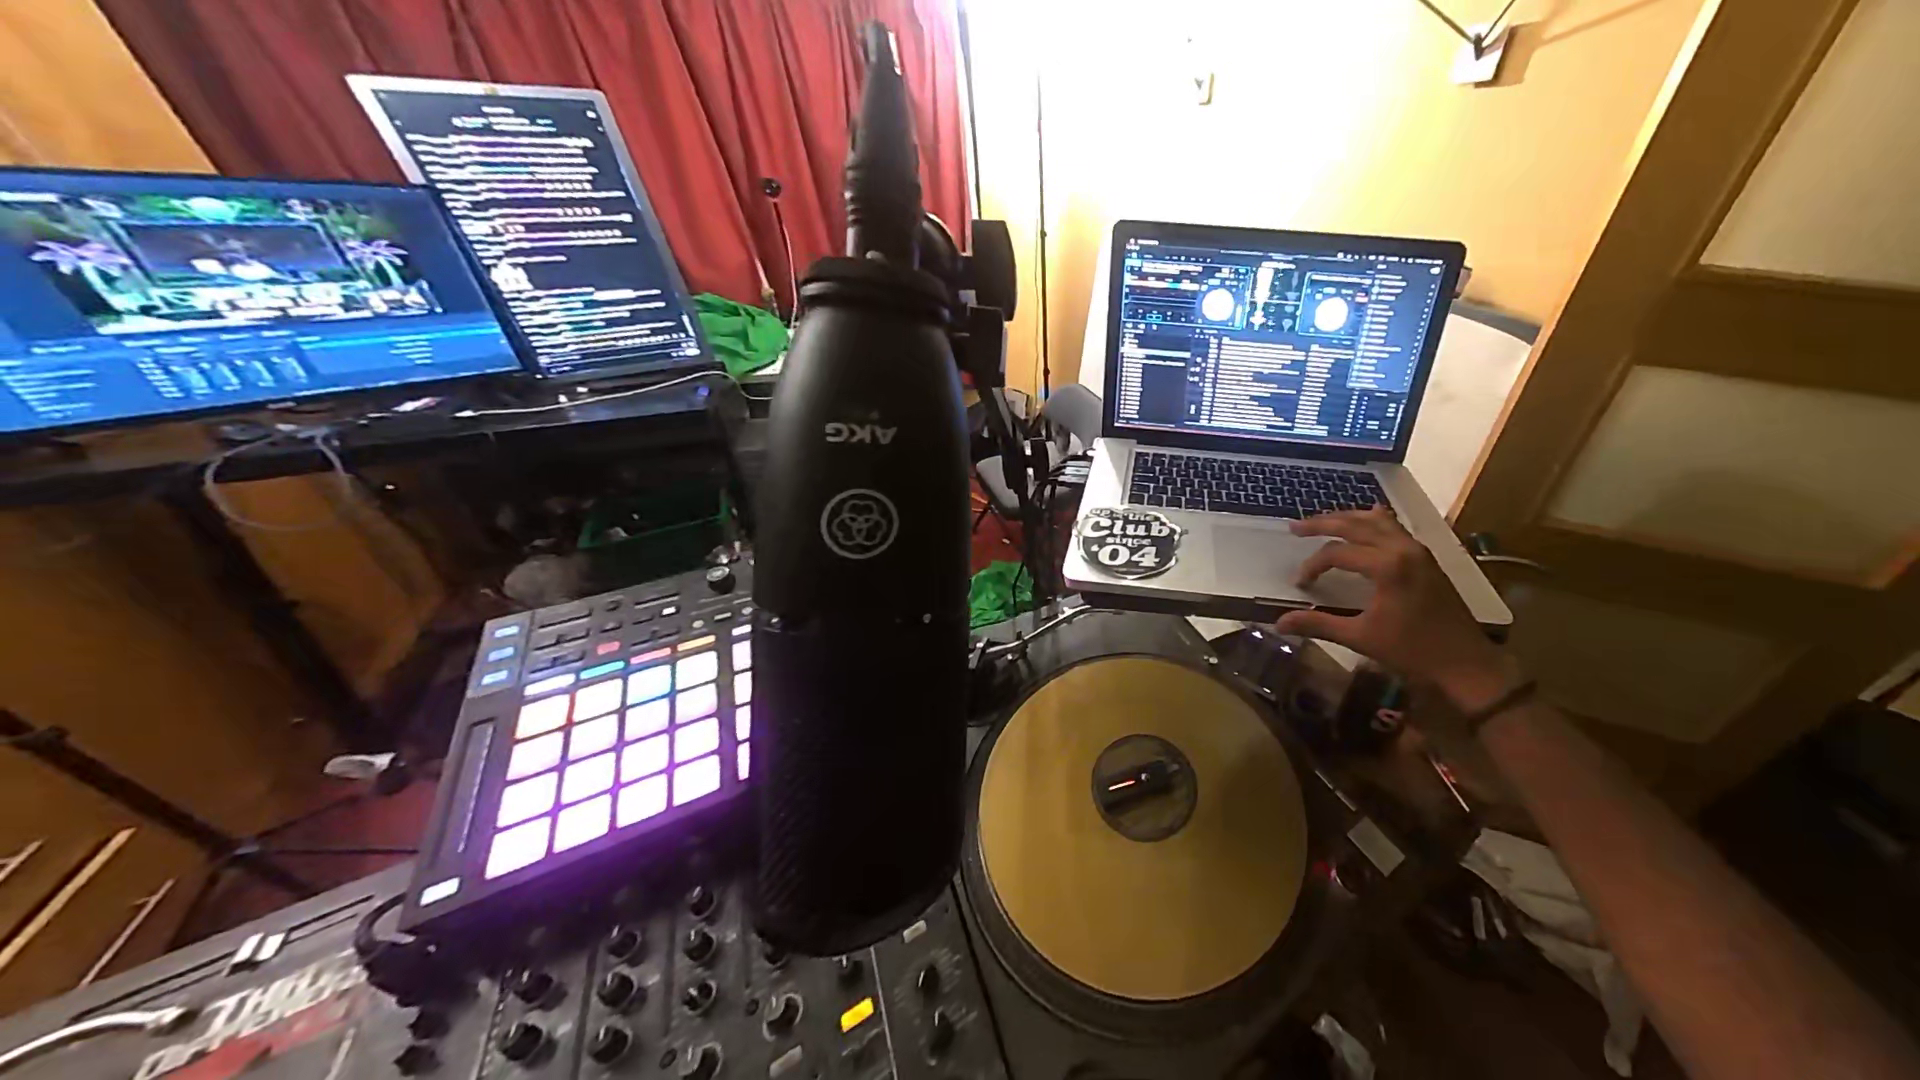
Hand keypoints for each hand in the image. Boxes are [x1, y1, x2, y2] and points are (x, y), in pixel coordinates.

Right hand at [1273, 507, 1520, 711]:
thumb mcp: (1360, 638)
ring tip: (1323, 520)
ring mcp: (1418, 552)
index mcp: (1387, 566)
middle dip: (1322, 524)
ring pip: (1377, 522)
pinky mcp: (1426, 559)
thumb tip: (1278, 623)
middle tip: (1295, 527)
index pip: (1337, 553)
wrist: (1466, 664)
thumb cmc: (1412, 651)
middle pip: (1355, 526)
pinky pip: (1396, 529)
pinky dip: (1376, 521)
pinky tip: (1369, 516)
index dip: (1312, 565)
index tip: (1300, 584)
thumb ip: (1318, 624)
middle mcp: (1403, 549)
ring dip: (1347, 519)